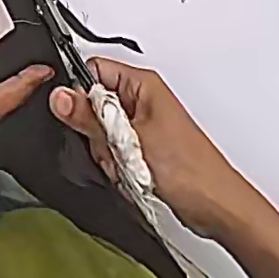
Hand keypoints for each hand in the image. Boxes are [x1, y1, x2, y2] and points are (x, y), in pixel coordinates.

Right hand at [50, 59, 273, 241]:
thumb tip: (61, 96)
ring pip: (100, 131)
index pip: (92, 69)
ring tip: (127, 164)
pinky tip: (130, 175)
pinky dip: (115, 166)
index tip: (79, 114)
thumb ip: (90, 117)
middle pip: (92, 103)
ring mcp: (141, 125)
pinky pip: (112, 151)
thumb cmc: (192, 170)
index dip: (79, 91)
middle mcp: (141, 100)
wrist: (217, 208)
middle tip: (112, 146)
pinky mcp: (141, 148)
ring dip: (106, 153)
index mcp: (142, 84)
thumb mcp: (130, 140)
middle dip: (95, 131)